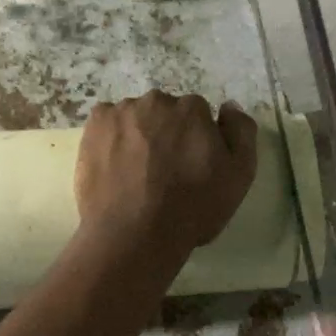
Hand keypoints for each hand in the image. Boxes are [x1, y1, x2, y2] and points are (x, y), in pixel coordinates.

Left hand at [74, 91, 257, 253]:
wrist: (134, 235)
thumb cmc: (193, 208)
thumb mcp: (239, 176)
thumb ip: (240, 132)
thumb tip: (228, 106)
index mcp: (193, 109)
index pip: (197, 115)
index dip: (194, 140)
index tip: (189, 166)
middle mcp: (158, 100)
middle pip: (165, 112)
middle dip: (166, 132)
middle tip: (162, 171)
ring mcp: (123, 111)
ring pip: (136, 116)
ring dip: (138, 134)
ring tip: (135, 172)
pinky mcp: (95, 124)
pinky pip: (107, 122)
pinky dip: (111, 136)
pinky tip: (114, 163)